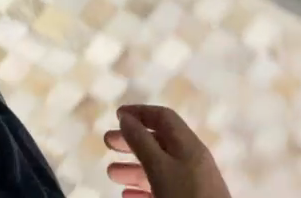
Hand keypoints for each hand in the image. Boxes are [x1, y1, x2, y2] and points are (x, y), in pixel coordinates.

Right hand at [105, 105, 232, 197]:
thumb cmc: (185, 197)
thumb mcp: (159, 167)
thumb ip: (141, 141)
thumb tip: (125, 118)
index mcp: (188, 145)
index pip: (163, 117)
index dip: (139, 112)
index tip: (117, 116)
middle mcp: (191, 161)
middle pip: (158, 142)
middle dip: (131, 142)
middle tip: (108, 144)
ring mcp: (193, 184)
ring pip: (158, 168)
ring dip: (133, 169)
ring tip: (112, 174)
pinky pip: (163, 189)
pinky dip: (144, 188)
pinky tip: (128, 195)